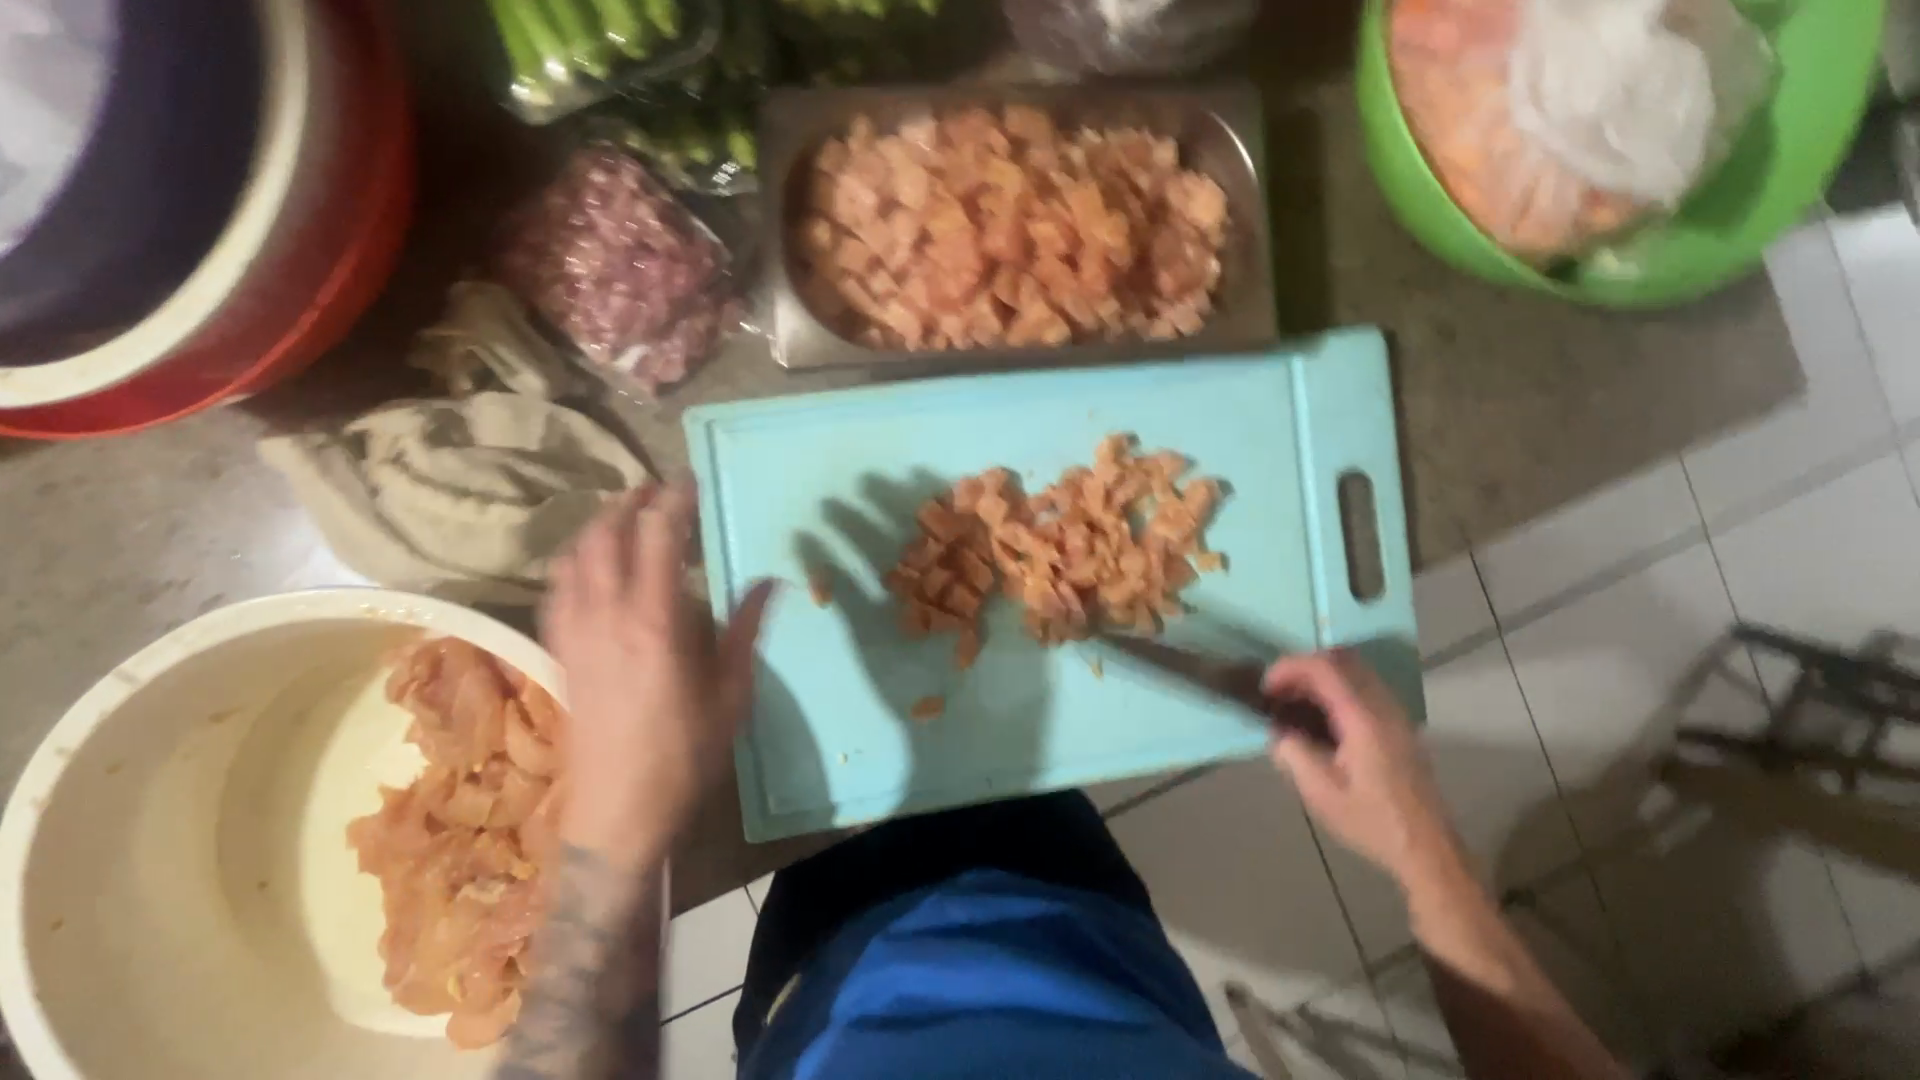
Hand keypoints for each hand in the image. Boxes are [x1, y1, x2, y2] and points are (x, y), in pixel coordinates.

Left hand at [540, 482, 776, 862]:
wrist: (618, 809)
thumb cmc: (686, 753)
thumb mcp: (732, 693)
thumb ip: (746, 630)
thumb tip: (768, 581)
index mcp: (656, 622)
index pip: (658, 538)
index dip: (673, 500)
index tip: (690, 479)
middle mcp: (607, 615)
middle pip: (606, 536)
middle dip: (629, 502)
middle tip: (655, 488)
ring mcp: (576, 633)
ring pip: (574, 557)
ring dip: (598, 526)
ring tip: (623, 514)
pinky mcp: (561, 652)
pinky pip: (557, 589)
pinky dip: (573, 561)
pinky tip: (588, 564)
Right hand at [1264, 650, 1468, 891]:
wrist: (1426, 849)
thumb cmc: (1371, 822)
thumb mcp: (1320, 792)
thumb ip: (1293, 753)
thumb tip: (1280, 732)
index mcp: (1364, 719)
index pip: (1325, 668)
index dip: (1289, 668)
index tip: (1266, 690)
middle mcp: (1383, 707)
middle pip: (1341, 659)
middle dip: (1303, 668)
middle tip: (1279, 695)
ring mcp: (1395, 714)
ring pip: (1355, 671)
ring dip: (1320, 678)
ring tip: (1295, 707)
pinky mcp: (1398, 726)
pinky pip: (1364, 688)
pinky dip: (1336, 690)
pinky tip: (1321, 721)